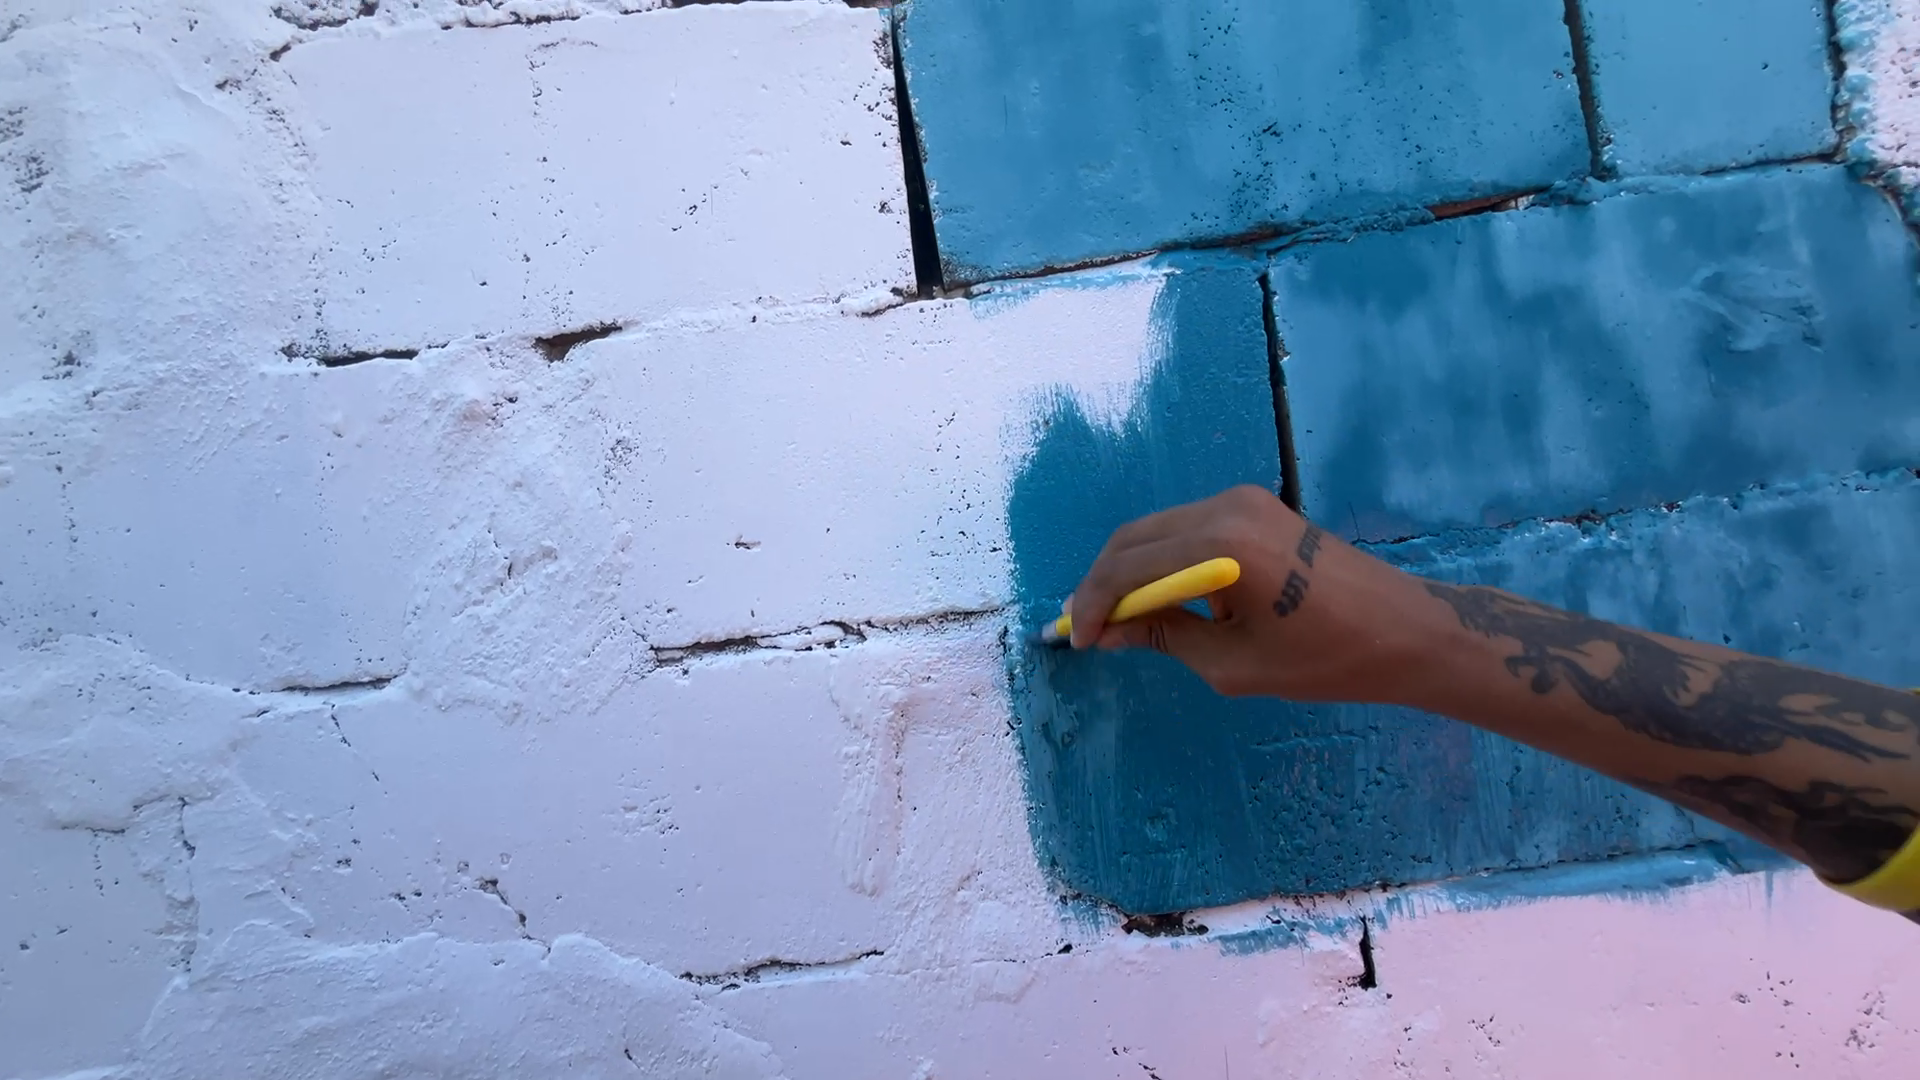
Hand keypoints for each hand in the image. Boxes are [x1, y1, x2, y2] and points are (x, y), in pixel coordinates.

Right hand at [1064, 485, 1437, 701]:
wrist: (1408, 629)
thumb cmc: (1325, 659)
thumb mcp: (1231, 663)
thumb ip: (1162, 636)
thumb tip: (1109, 630)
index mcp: (1221, 545)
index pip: (1128, 567)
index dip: (1094, 604)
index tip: (1080, 641)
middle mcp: (1223, 506)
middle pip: (1132, 538)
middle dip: (1102, 583)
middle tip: (1089, 627)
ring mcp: (1239, 498)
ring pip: (1154, 530)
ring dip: (1129, 570)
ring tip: (1120, 616)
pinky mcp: (1252, 504)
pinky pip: (1184, 528)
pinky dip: (1160, 560)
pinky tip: (1161, 594)